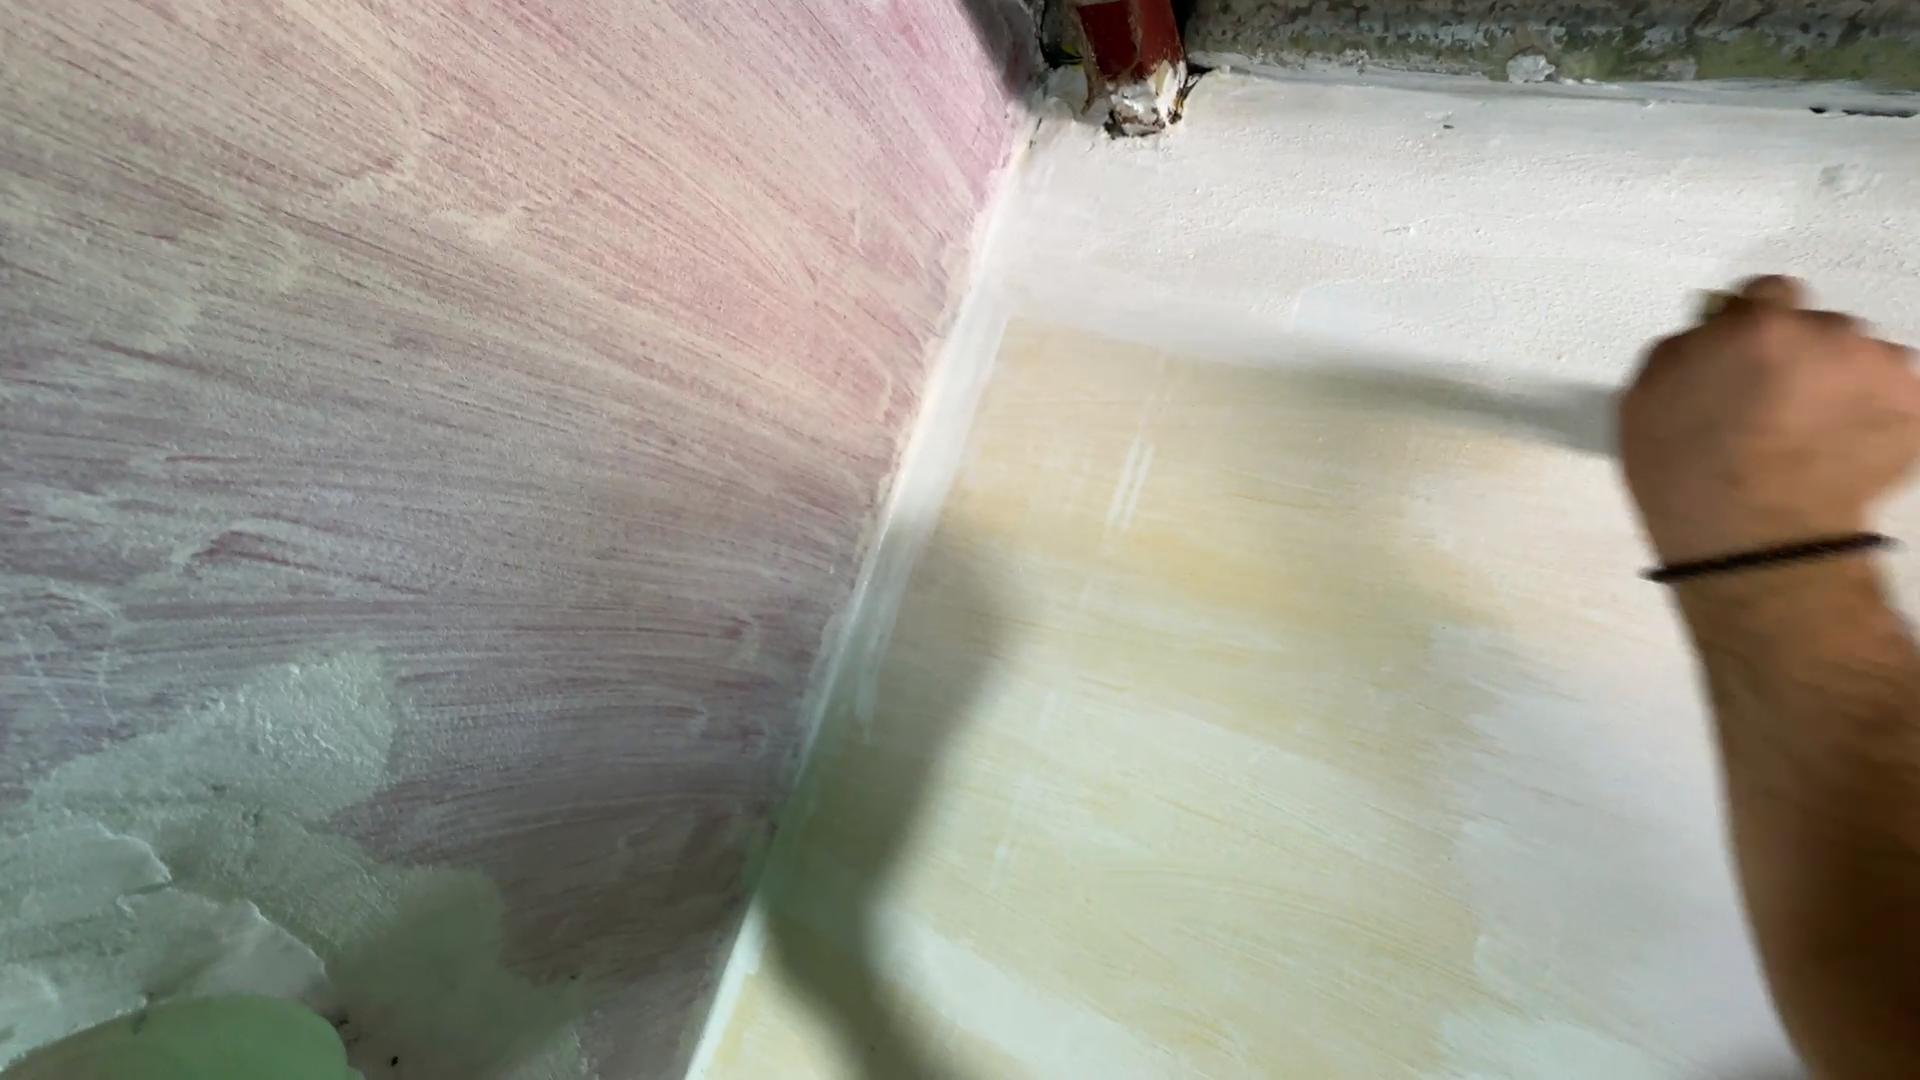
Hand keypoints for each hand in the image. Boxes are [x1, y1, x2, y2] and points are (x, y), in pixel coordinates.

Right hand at [1619, 276, 1919, 565]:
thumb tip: (1709, 337)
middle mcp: (1831, 333)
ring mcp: (1884, 370)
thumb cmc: (1678, 466)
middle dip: (1793, 354)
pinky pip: (1889, 396)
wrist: (1749, 532)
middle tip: (1764, 403)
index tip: (1735, 351)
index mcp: (1756, 327)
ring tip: (1800, 430)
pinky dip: (1865, 413)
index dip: (1749, 320)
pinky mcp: (1918, 407)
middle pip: (1816, 327)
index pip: (1768, 291)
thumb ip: (1680, 353)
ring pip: (1858, 360)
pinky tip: (1830, 447)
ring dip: (1834, 382)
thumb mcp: (1641, 401)